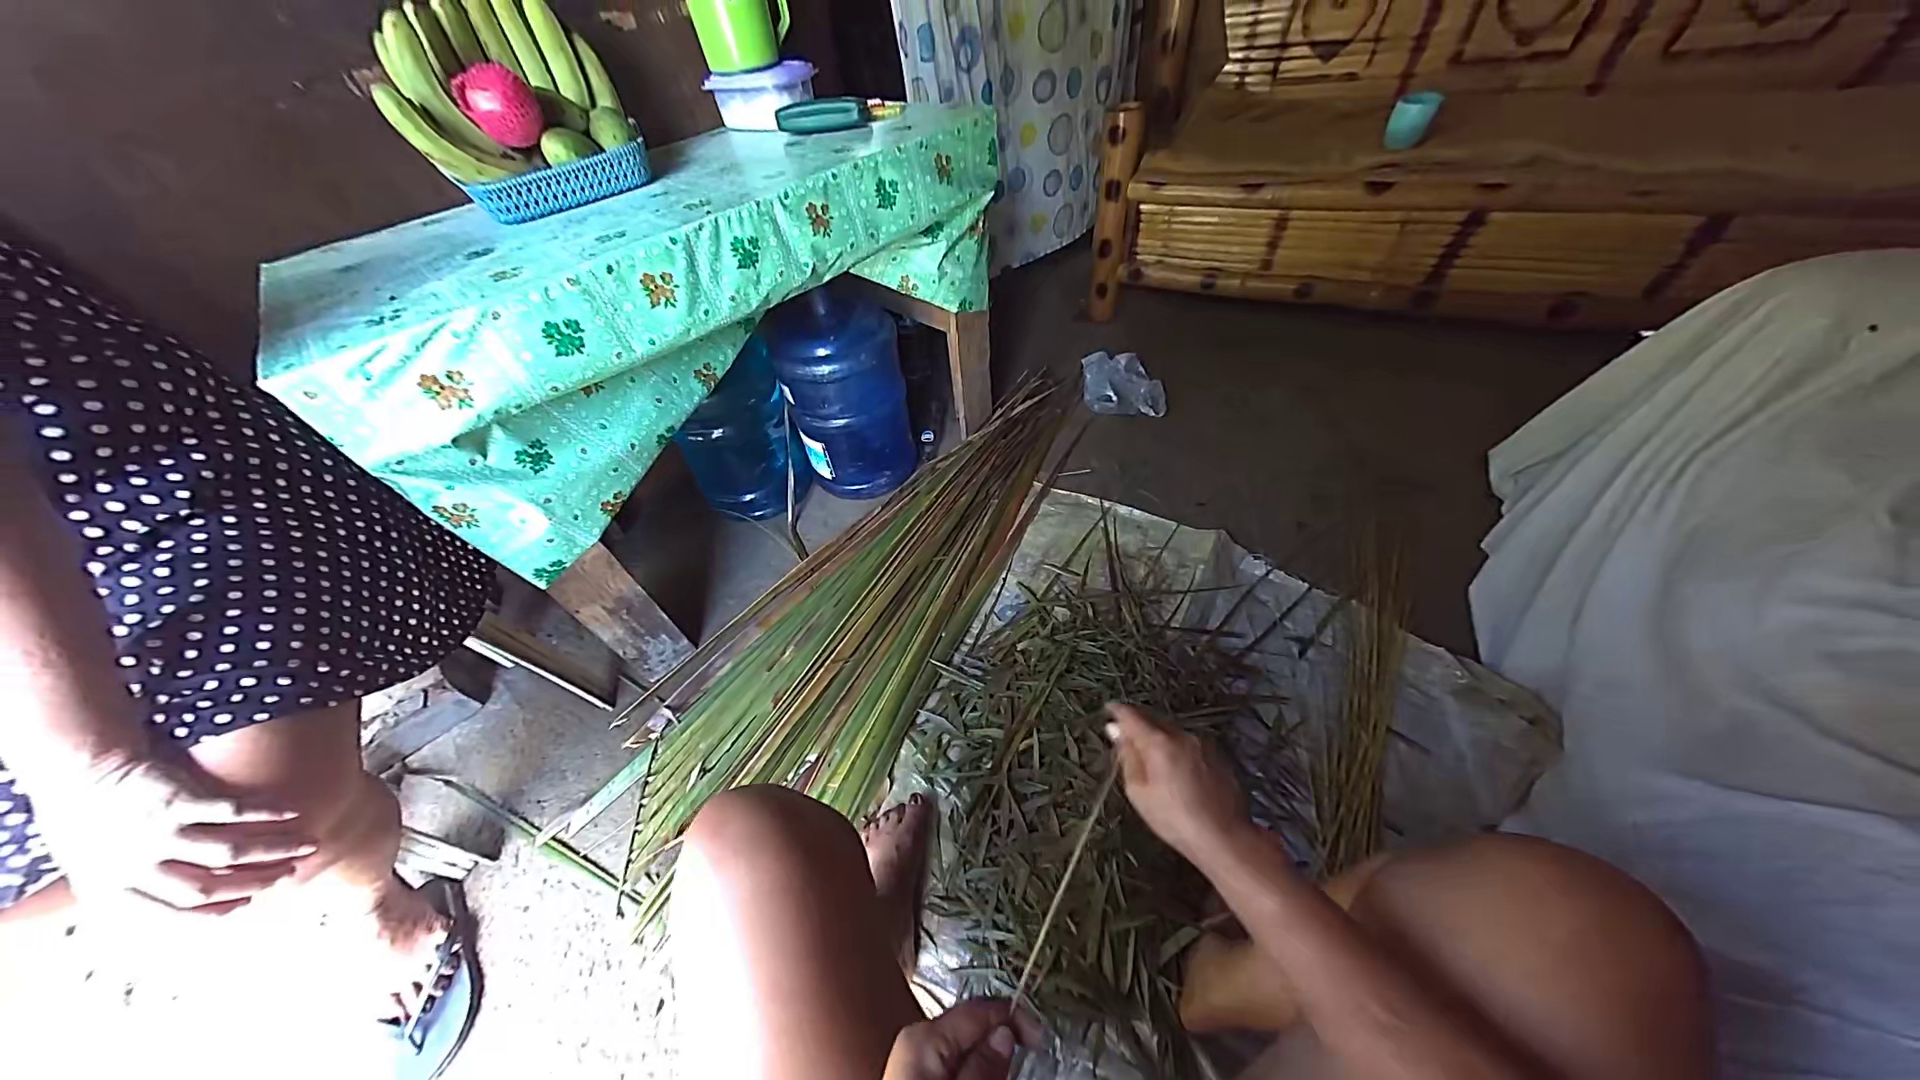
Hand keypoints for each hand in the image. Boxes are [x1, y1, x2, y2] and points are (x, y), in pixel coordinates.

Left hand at [26, 751, 315, 916]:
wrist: (82, 778)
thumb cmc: (98, 827)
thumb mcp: (100, 868)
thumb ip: (139, 889)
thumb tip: (194, 904)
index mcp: (113, 892)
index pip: (178, 912)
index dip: (222, 908)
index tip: (254, 898)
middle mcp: (136, 868)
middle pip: (209, 885)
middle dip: (258, 880)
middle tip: (291, 869)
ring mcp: (157, 834)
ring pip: (228, 852)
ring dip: (275, 849)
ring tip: (306, 842)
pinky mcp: (176, 802)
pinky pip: (231, 812)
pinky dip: (267, 813)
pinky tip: (292, 812)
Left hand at [882, 998, 1042, 1079]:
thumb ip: (984, 1069)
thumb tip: (1005, 1033)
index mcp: (924, 1038)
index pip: (979, 1009)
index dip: (1014, 1018)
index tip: (1040, 1039)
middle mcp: (917, 1046)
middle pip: (973, 1035)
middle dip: (1002, 1054)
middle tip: (1027, 1070)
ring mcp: (915, 1070)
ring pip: (965, 1060)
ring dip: (988, 1073)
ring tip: (1005, 1078)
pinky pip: (953, 1075)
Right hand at [1105, 703, 1247, 863]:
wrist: (1225, 838)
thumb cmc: (1174, 820)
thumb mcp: (1138, 791)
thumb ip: (1127, 756)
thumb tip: (1116, 731)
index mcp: (1160, 743)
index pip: (1132, 715)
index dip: (1118, 711)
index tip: (1109, 710)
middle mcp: (1183, 736)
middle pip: (1155, 720)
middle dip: (1139, 723)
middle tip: (1126, 734)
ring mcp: (1204, 745)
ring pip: (1174, 732)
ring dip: (1160, 737)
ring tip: (1151, 756)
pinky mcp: (1219, 757)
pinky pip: (1190, 744)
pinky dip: (1178, 749)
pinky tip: (1176, 770)